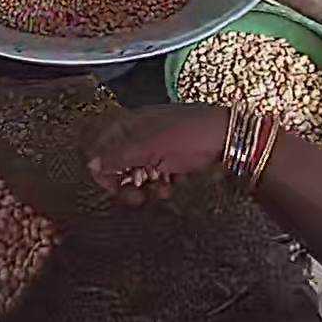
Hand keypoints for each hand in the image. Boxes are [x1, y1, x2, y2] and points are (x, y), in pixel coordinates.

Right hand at [86, 103, 229, 204]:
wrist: (231, 138)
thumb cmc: (188, 137)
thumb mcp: (150, 147)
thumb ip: (118, 156)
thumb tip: (90, 164)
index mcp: (129, 125)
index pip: (101, 148)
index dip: (104, 170)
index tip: (114, 187)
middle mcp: (139, 136)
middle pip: (118, 166)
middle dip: (126, 184)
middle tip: (139, 197)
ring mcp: (157, 149)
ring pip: (138, 176)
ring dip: (146, 188)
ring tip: (163, 190)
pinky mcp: (173, 162)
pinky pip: (157, 178)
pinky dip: (162, 185)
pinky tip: (174, 186)